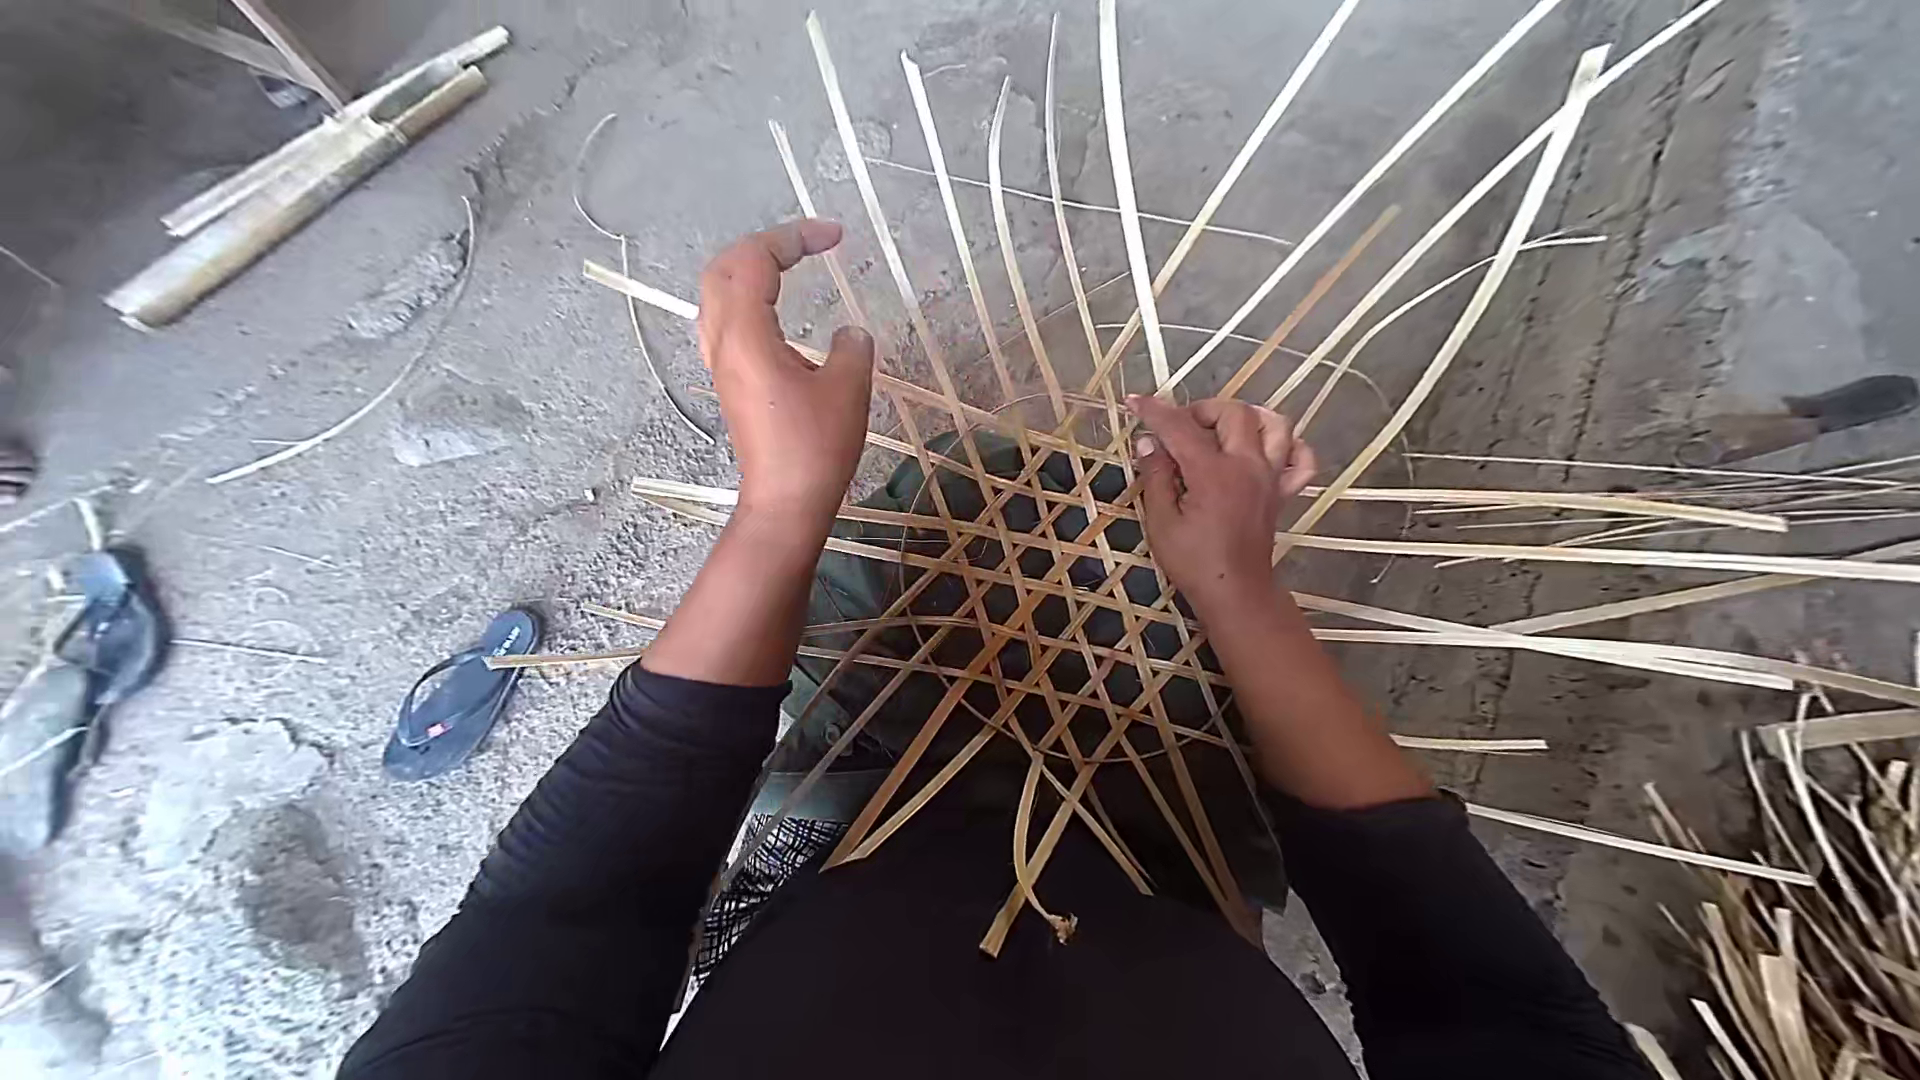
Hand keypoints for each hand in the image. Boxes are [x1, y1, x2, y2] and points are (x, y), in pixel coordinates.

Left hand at [699, 219, 874, 522]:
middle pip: (722, 269)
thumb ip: (852, 348)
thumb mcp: (847, 390)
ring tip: (787, 269)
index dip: (794, 237)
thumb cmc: (816, 447)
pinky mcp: (731, 385)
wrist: (786, 501)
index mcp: (746, 335)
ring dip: (749, 272)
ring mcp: (721, 365)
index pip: (756, 261)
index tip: (835, 236)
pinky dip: (747, 302)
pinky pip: (726, 325)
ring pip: (717, 297)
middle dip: (763, 246)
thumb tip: (849, 334)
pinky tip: (774, 316)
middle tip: (805, 246)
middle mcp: (722, 343)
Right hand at [1126, 395, 1317, 611]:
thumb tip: (1148, 442)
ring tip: (1221, 428)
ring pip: (1275, 425)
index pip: (1181, 429)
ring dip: (1247, 416)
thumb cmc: (1192, 561)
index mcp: (1213, 474)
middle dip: (1201, 410)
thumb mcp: (1161, 521)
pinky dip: (1289, 445)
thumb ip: (1156, 476)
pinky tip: (1266, 449)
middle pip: (1234, 413)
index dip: (1155, 411)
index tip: (1135, 402)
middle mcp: (1248, 466)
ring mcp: (1271, 477)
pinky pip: (1301, 459)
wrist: (1234, 592)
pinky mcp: (1282, 492)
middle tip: (1177, 427)